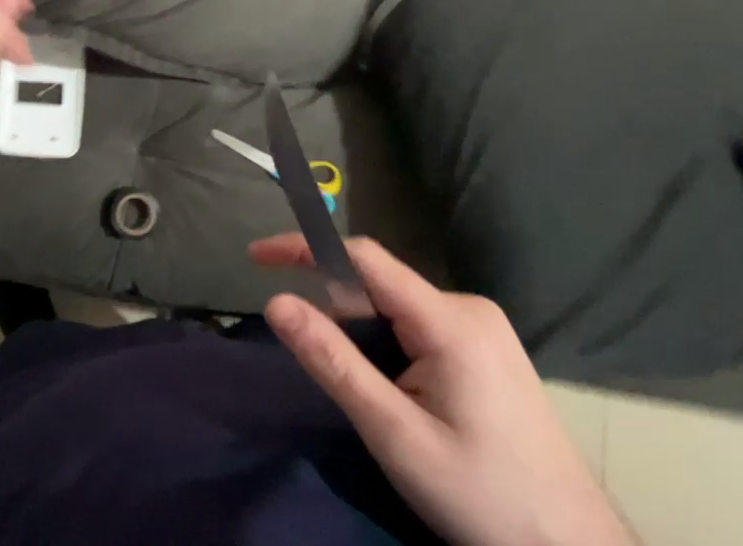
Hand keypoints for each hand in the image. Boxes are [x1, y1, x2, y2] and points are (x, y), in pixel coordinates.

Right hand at [251, 235, 635, 545]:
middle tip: (319, 369)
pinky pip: (417, 329)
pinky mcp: (487, 352)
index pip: (363, 258)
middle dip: (335, 313)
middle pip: (377, 286)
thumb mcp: (394, 433)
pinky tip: (395, 397)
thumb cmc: (481, 494)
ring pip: (395, 310)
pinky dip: (387, 349)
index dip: (305, 248)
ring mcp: (483, 330)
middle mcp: (469, 309)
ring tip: (368, 400)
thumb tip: (274, 301)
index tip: (255, 257)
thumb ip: (333, 362)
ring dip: (362, 338)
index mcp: (451, 321)